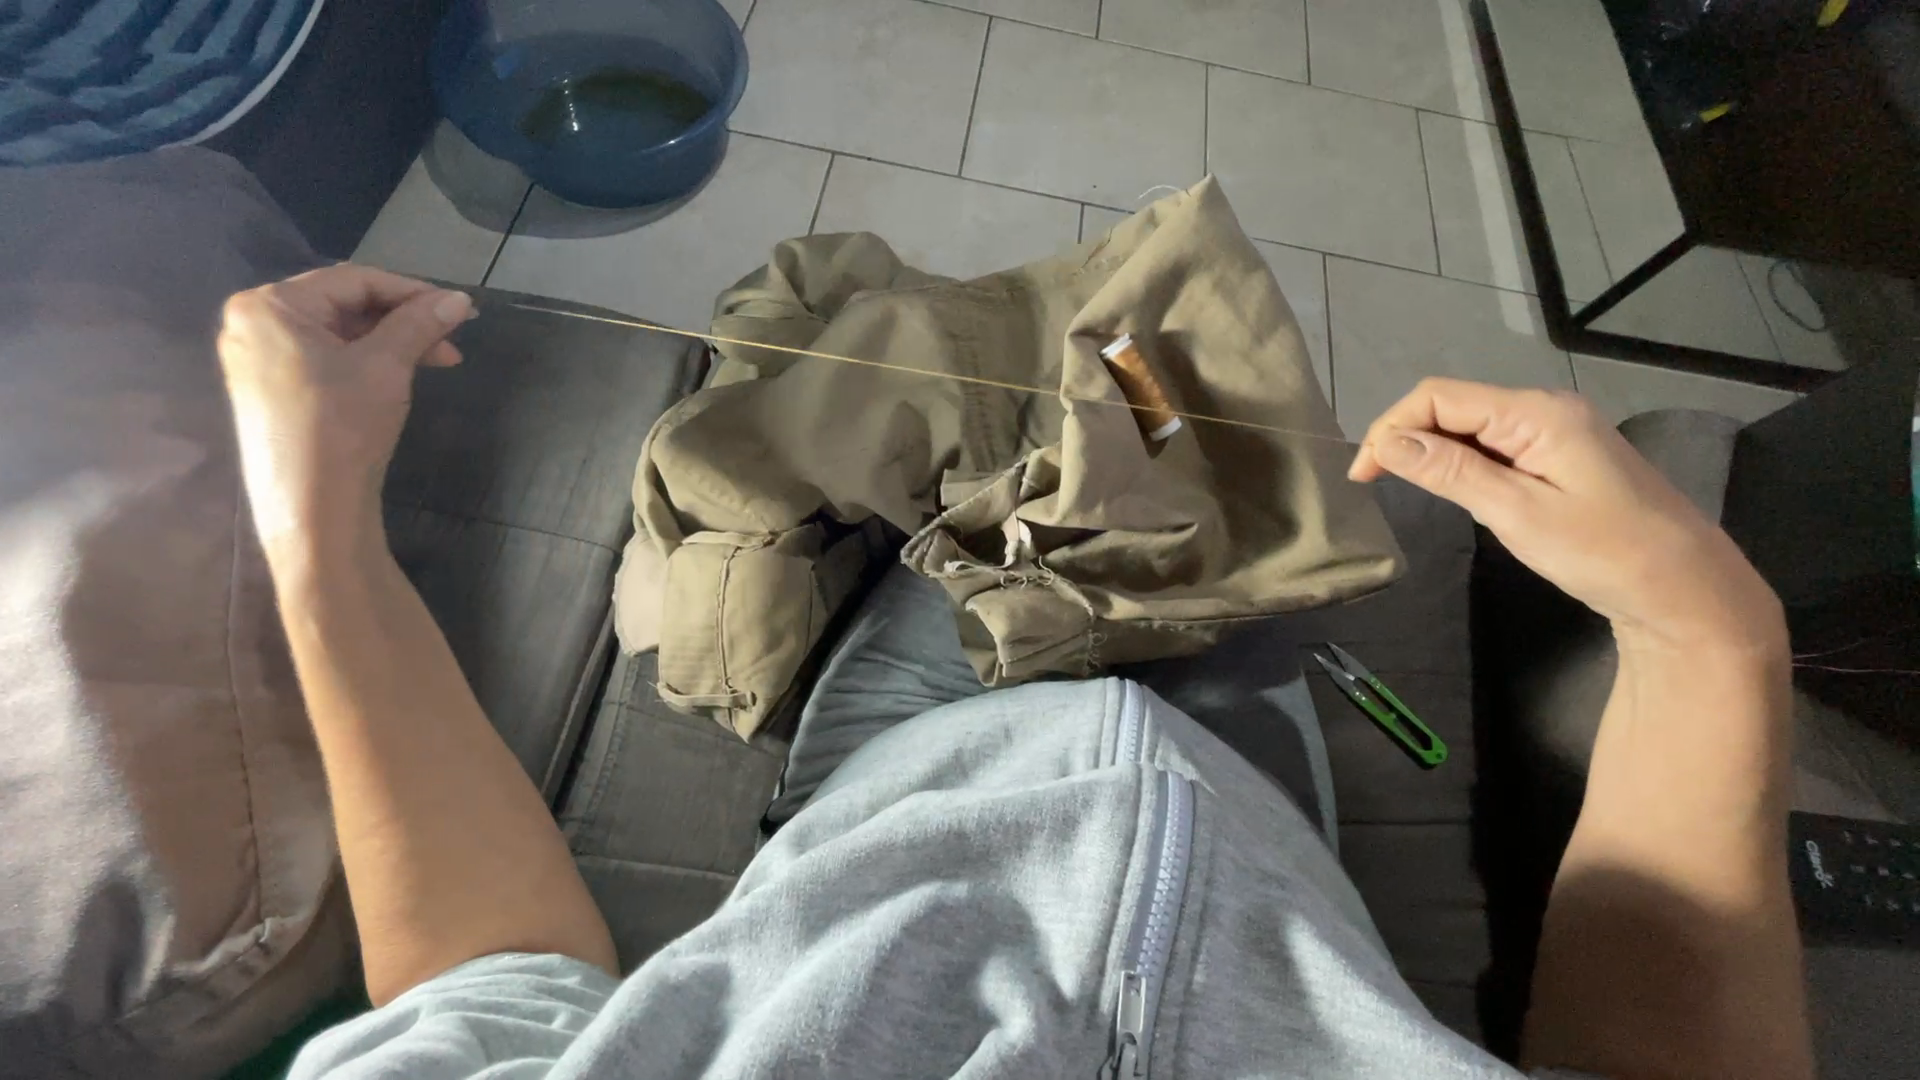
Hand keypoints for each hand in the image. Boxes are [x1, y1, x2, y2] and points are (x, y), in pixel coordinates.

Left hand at [217, 265, 473, 549]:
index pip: (354, 281)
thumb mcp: (387, 367)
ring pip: (340, 333)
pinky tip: (400, 376)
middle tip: (453, 343)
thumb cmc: (342, 423)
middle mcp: (254, 322)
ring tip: (437, 363)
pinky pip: (327, 357)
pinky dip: (369, 360)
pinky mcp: (273, 387)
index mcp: (271, 306)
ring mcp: (259, 356)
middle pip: (345, 305)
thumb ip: (420, 325)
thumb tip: (458, 299)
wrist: (312, 500)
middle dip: (405, 320)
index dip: (413, 292)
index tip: (460, 310)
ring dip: (393, 341)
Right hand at [1348, 378, 1782, 651]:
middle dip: (1403, 436)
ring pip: (1467, 426)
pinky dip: (1455, 461)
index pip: (1439, 396)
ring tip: (1398, 485)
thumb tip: (1388, 442)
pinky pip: (1489, 444)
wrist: (1686, 590)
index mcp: (1537, 413)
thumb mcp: (1515, 512)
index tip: (1362, 475)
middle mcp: (1544, 409)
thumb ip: (1449, 471)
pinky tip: (1445, 486)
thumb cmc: (1602, 552)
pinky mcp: (1556, 455)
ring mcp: (1553, 431)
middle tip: (1372, 483)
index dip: (1390, 427)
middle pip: (1450, 405)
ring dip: (1426, 450)